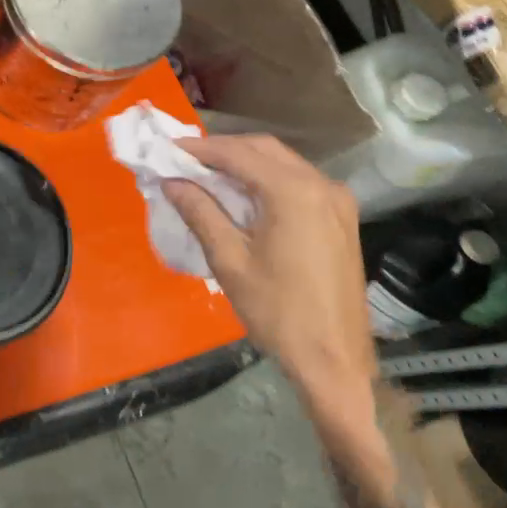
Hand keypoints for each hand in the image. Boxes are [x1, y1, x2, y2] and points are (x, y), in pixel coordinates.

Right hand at [163, 135, 375, 406]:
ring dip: (243, 163)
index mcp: (294, 193)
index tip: (165, 150)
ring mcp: (337, 202)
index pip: (238, 154)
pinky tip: (242, 196)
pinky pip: (297, 182)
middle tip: (183, 162)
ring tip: (205, 177)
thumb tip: (172, 181)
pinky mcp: (341, 219)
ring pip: (282, 163)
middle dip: (221, 150)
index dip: (198, 149)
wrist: (334, 358)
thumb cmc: (276, 310)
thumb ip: (200, 212)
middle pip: (263, 149)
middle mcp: (321, 186)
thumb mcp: (228, 260)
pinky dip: (265, 179)